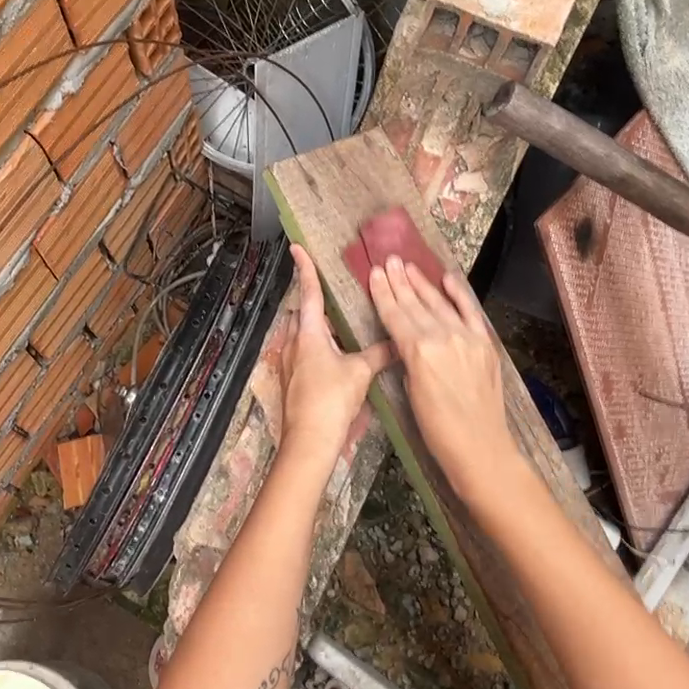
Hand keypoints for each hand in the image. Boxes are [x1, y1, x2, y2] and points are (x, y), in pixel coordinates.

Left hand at [276, 244, 393, 460]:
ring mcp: (290, 362)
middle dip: (319, 306)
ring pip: (304, 336)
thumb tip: (399, 343)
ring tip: (344, 332)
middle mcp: (294, 342)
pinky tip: (336, 362)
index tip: (296, 247)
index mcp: (309, 332)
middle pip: (305, 314)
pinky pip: (305, 355)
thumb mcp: (360, 373)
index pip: (309, 292)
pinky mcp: (291, 380)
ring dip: (320, 331)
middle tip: (339, 301)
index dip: (305, 268)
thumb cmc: (331, 401)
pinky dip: (319, 351)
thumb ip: (379, 355)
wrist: (308, 441)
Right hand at [367, 256, 521, 500]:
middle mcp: (443, 337)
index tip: (375, 273)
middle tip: (388, 260)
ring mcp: (467, 338)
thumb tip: (405, 339)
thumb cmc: (436, 429)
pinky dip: (459, 294)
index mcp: (419, 351)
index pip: (396, 315)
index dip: (384, 293)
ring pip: (439, 304)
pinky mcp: (484, 344)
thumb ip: (408, 358)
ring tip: (407, 264)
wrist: (480, 448)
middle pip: (415, 304)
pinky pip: (470, 312)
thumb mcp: (410, 391)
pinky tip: (447, 278)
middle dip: (400, 281)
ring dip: (422, 283)